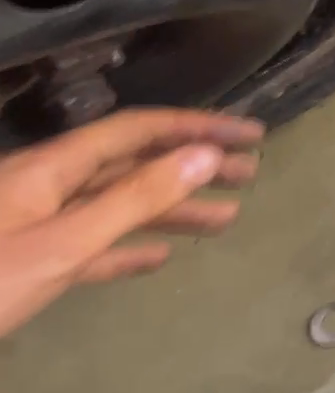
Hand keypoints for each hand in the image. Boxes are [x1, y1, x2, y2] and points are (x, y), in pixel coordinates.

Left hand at [0, 108, 262, 335]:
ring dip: (172, 210)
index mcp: (47, 171)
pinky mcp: (16, 267)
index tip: (252, 133)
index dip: (198, 126)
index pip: (138, 130)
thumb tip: (206, 154)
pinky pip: (83, 245)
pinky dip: (125, 247)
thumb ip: (136, 197)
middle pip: (131, 165)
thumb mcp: (59, 244)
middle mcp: (39, 189)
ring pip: (113, 206)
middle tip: (251, 174)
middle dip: (194, 167)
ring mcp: (25, 229)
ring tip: (226, 220)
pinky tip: (157, 258)